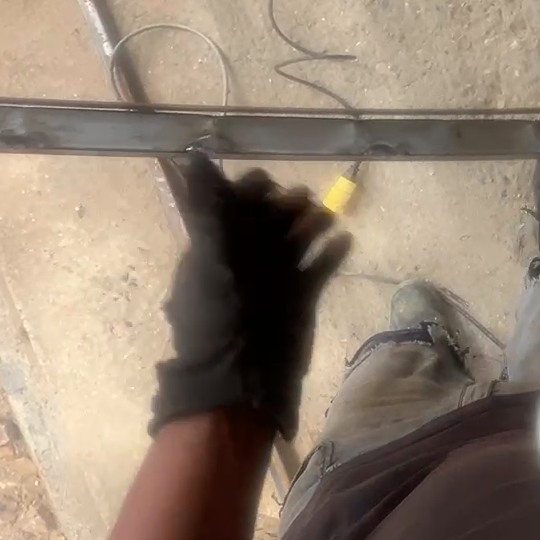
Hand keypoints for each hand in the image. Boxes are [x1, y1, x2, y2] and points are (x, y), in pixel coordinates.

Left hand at [150, 156, 350, 438]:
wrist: (242, 381)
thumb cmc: (223, 318)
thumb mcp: (211, 260)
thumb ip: (207, 212)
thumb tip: (195, 158)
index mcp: (216, 252)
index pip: (233, 207)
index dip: (252, 192)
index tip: (270, 187)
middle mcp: (245, 262)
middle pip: (269, 221)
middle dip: (287, 206)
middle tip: (305, 201)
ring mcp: (274, 280)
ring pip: (296, 241)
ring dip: (312, 225)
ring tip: (328, 217)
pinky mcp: (300, 298)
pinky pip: (318, 268)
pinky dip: (330, 253)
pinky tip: (344, 240)